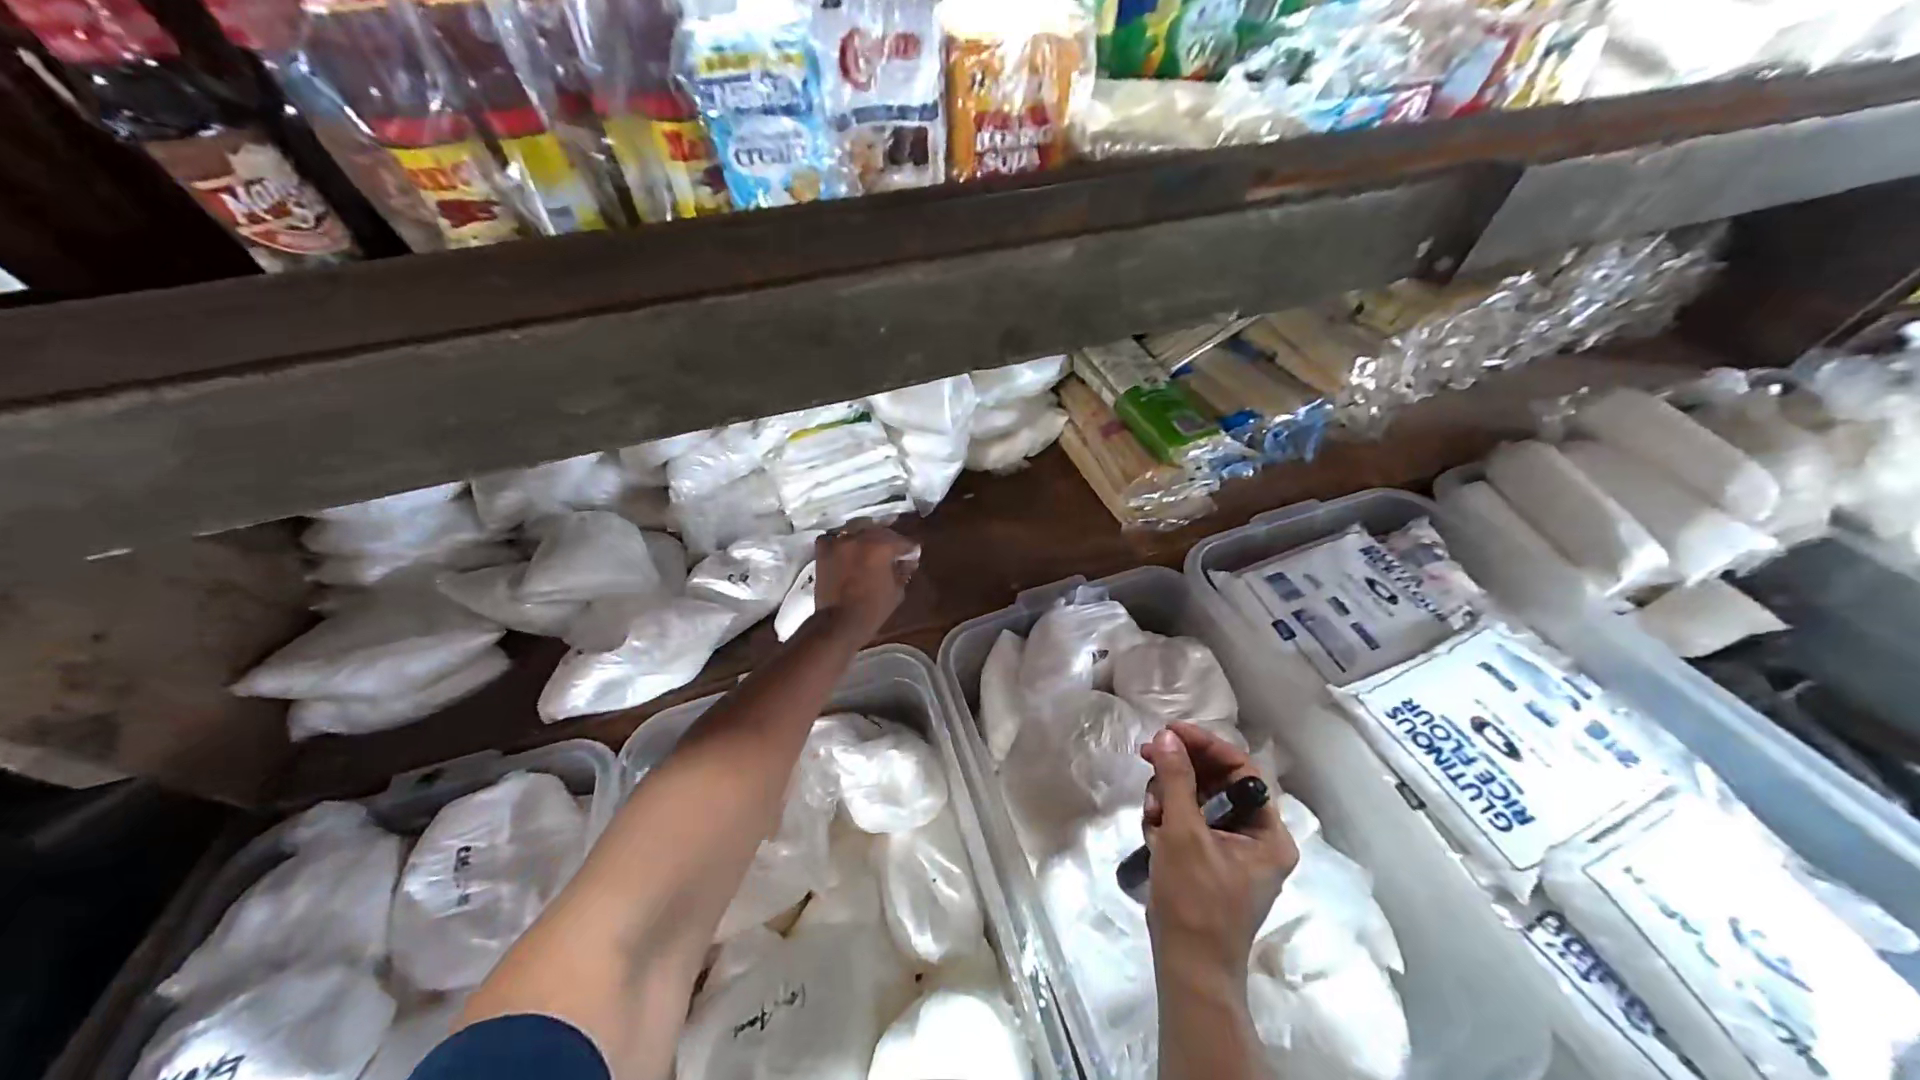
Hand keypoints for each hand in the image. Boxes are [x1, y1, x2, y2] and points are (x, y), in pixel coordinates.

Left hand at [813, 523, 917, 640]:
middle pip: (880, 532)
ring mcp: (839, 542)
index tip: (912, 555)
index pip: (902, 541)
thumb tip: (906, 561)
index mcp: (881, 547)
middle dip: (889, 541)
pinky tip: (846, 551)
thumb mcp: (896, 591)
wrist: (838, 623)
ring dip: (866, 540)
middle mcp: (860, 538)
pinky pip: (835, 538)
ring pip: (858, 531)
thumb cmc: (872, 610)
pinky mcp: (823, 550)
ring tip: (869, 551)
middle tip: (893, 553)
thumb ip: (902, 571)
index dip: (910, 549)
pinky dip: (841, 543)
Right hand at [1140, 722, 1298, 982]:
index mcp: (1268, 833)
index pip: (1240, 770)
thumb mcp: (1183, 833)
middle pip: (1216, 783)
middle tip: (1148, 758)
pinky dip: (1167, 819)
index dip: (1205, 745)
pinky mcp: (1206, 861)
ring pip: (1197, 801)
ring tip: (1150, 813)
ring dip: (1169, 797)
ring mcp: (1230, 851)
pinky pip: (1187, 823)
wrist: (1187, 967)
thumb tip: (1167, 737)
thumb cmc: (1195, 900)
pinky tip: (1152, 830)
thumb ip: (1176, 779)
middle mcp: (1255, 838)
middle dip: (1180, 772)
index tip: (1170, 732)